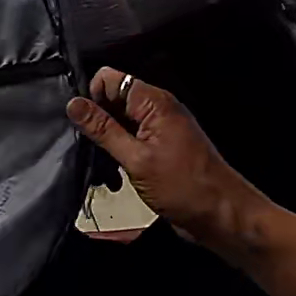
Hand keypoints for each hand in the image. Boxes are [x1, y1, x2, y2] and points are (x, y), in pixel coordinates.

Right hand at [67, 67, 271, 251]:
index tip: (86, 125)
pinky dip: (119, 152)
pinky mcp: (160, 147)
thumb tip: (73, 103)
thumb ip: (102, 129)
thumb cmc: (184, 187)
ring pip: (120, 121)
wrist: (222, 217)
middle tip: (92, 148)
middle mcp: (157, 108)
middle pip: (113, 99)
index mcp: (153, 102)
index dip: (93, 97)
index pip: (110, 79)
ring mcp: (159, 128)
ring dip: (107, 140)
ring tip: (103, 165)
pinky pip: (131, 139)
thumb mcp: (135, 159)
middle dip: (98, 120)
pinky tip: (115, 173)